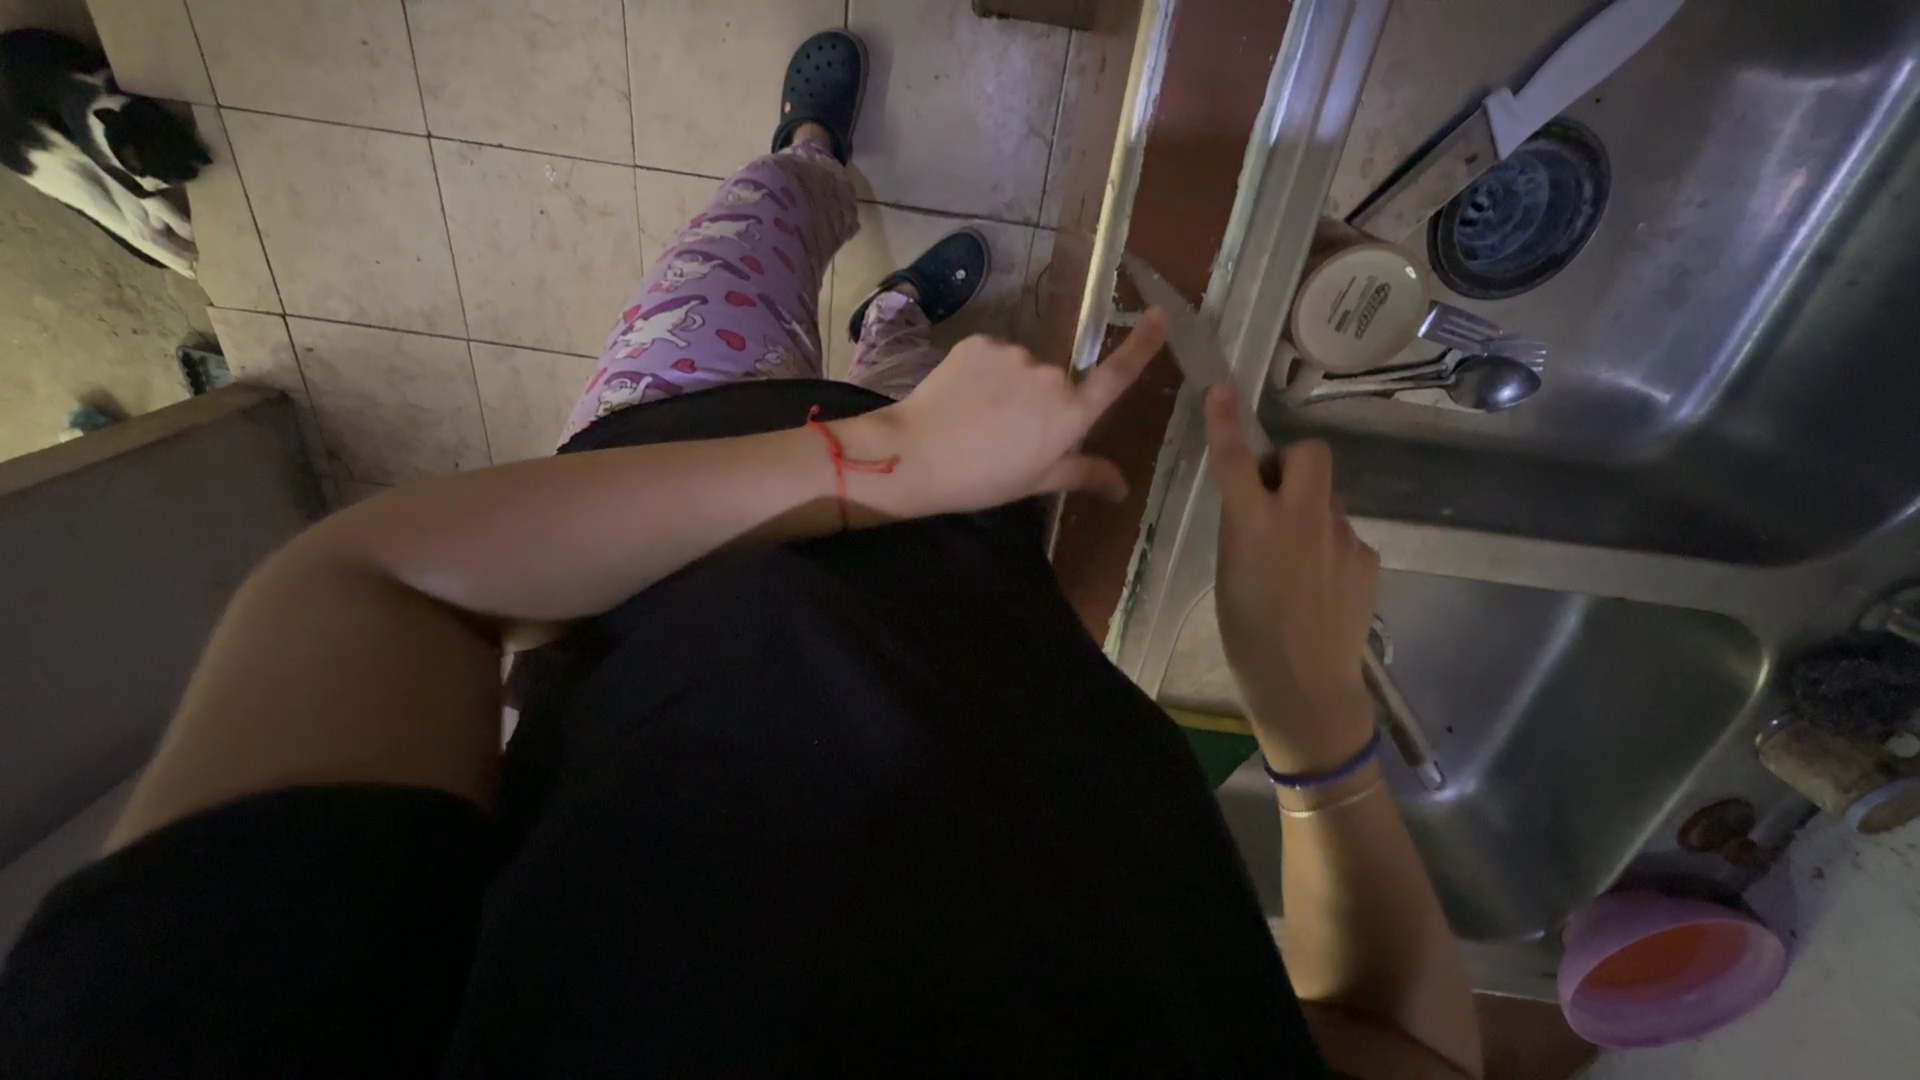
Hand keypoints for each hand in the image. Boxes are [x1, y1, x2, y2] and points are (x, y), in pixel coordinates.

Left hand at [838, 310, 1167, 516]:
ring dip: (1010, 387)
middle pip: (1058, 381)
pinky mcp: (981, 342)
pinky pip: (993, 356)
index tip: (1160, 314)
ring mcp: (1015, 353)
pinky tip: (962, 399)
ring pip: (1023, 368)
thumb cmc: (983, 478)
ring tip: (979, 419)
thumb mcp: (1037, 481)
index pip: (1118, 372)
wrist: (917, 454)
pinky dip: (983, 374)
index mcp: (1071, 413)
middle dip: (1042, 402)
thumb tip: (1124, 488)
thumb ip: (1084, 474)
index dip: (1142, 343)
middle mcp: (1051, 375)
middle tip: (1009, 434)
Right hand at [1205, 386, 1379, 773]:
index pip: (1238, 459)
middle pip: (1312, 454)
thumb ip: (1242, 529)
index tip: (1220, 389)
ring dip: (1308, 515)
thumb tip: (1257, 503)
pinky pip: (1343, 535)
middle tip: (1275, 497)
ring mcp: (1343, 538)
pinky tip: (1319, 588)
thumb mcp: (1227, 574)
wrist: (1305, 687)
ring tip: (1294, 566)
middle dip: (1293, 462)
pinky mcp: (1367, 559)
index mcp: (1255, 524)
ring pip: (1326, 500)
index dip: (1225, 422)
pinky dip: (1328, 549)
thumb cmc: (1247, 637)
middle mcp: (1304, 519)